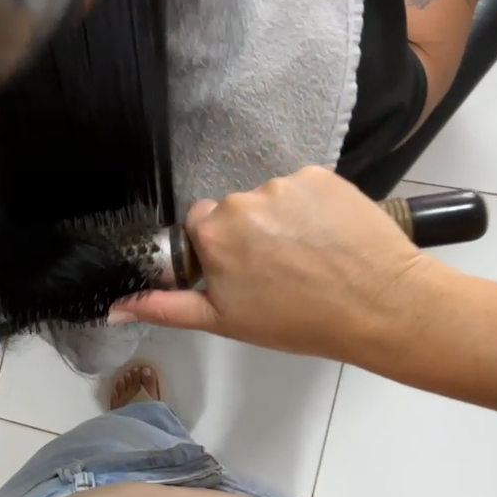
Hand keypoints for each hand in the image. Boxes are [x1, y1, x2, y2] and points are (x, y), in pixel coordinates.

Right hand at [113, 168, 447, 361]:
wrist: (381, 306)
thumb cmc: (297, 321)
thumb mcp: (222, 320)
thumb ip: (164, 307)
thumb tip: (115, 307)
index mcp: (212, 232)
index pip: (199, 225)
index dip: (217, 250)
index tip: (241, 272)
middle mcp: (242, 200)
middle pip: (232, 210)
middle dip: (246, 234)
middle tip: (277, 269)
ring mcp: (284, 185)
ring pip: (267, 199)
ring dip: (279, 220)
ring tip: (309, 255)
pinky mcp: (322, 176)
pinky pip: (301, 188)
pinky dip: (310, 207)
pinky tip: (328, 236)